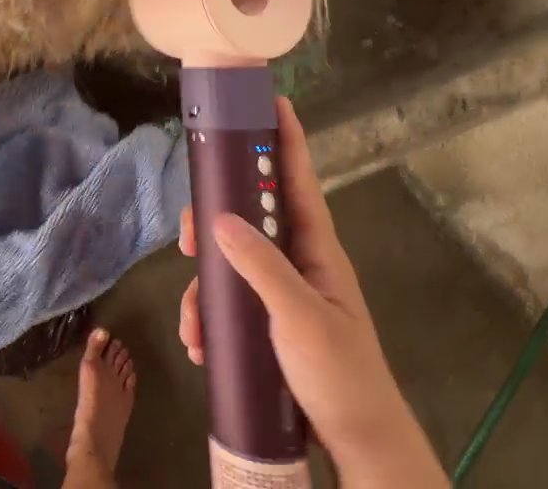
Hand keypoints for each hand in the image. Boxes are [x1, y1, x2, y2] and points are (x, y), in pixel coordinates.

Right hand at [179, 98, 445, 485]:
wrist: (359, 446)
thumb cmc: (341, 376)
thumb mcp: (300, 318)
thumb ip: (261, 266)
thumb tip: (217, 216)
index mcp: (316, 250)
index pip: (296, 181)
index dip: (284, 139)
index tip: (269, 100)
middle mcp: (296, 262)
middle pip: (246, 216)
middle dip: (211, 222)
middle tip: (188, 239)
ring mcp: (280, 292)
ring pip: (228, 262)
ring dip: (203, 287)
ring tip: (193, 323)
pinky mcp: (265, 322)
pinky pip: (227, 301)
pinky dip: (208, 317)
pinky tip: (200, 344)